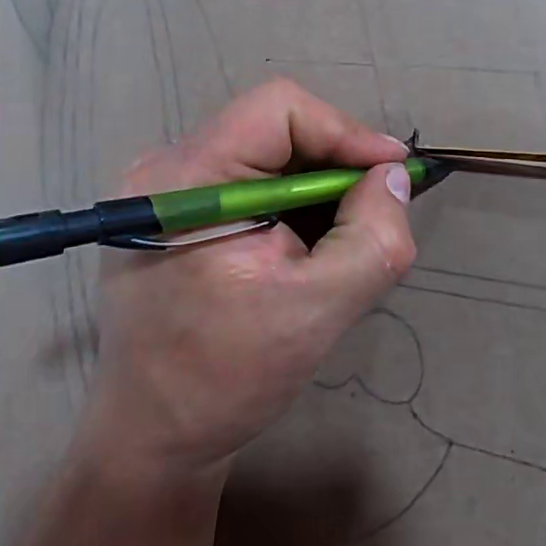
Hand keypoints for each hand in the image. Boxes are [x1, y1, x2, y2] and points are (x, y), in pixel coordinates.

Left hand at [78, 80, 417, 479]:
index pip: (277, 109)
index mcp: (186, 178)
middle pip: (270, 129)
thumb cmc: (227, 378)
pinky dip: (286, 206)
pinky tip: (300, 250)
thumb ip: (372, 238)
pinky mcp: (171, 214)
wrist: (153, 436)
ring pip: (262, 157)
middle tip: (373, 212)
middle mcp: (164, 168)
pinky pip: (244, 182)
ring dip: (312, 190)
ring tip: (336, 243)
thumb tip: (392, 176)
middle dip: (332, 166)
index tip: (390, 175)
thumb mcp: (318, 310)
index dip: (343, 131)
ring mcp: (163, 191)